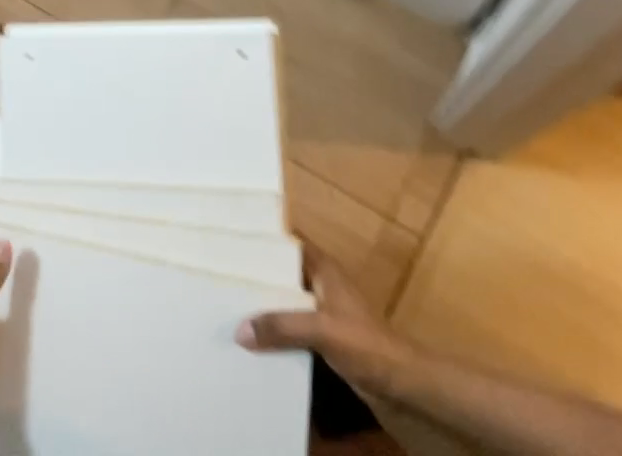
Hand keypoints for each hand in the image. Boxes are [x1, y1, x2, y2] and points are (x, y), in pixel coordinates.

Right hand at [235, 245, 417, 399]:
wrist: (399, 382)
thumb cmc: (364, 343)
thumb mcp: (321, 330)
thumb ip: (281, 327)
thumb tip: (239, 329)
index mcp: (325, 271)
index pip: (293, 244)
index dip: (268, 240)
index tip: (236, 240)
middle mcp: (323, 286)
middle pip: (286, 274)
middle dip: (259, 276)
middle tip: (222, 276)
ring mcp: (325, 312)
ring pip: (288, 302)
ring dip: (266, 306)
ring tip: (230, 307)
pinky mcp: (325, 338)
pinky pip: (293, 327)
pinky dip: (276, 331)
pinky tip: (254, 340)